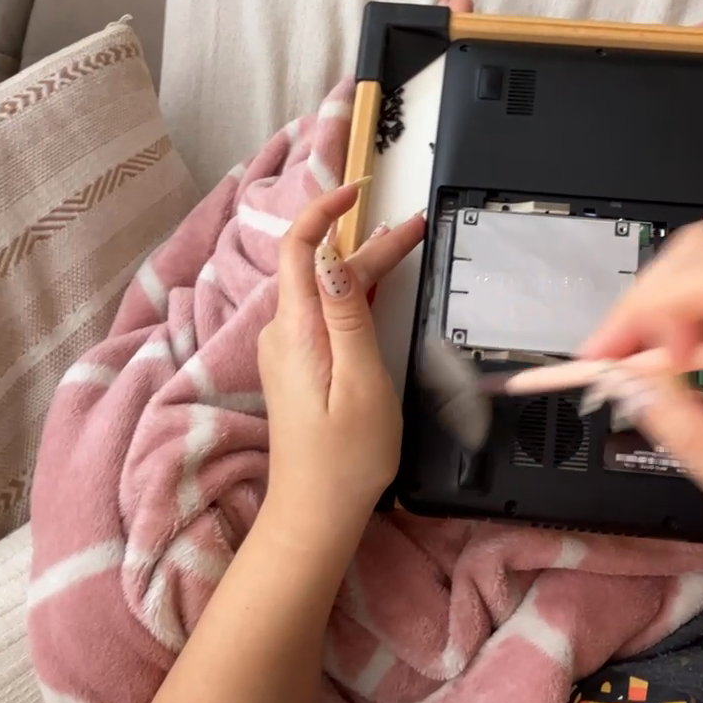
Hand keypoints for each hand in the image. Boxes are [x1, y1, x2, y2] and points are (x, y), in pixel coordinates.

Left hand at [257, 182, 425, 541]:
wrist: (315, 510)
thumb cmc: (346, 456)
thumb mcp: (360, 383)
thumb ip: (347, 318)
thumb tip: (336, 257)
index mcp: (298, 331)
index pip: (300, 249)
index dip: (324, 211)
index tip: (357, 192)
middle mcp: (284, 332)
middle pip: (322, 268)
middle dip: (369, 244)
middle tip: (418, 228)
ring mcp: (289, 348)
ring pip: (325, 290)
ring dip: (362, 266)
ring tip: (405, 245)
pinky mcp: (298, 364)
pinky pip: (324, 313)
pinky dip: (352, 293)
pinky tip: (373, 286)